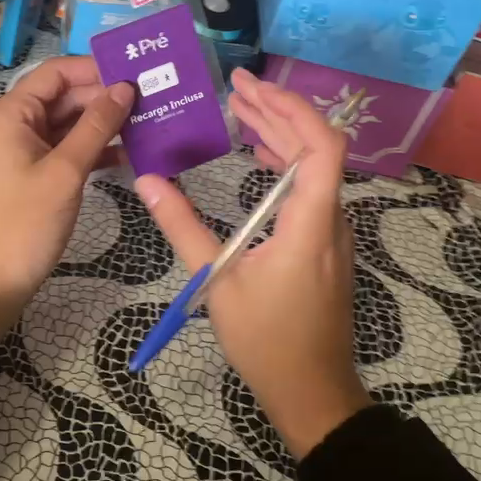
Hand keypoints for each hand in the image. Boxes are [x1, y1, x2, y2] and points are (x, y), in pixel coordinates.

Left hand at [0, 56, 134, 340]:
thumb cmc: (25, 223)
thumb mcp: (66, 172)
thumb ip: (96, 126)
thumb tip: (124, 87)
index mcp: (13, 113)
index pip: (57, 72)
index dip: (95, 69)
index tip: (136, 74)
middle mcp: (16, 123)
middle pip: (65, 96)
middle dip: (105, 96)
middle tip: (153, 98)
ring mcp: (25, 149)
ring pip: (69, 123)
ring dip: (104, 123)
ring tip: (149, 122)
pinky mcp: (35, 173)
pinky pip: (68, 148)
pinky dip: (95, 149)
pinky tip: (130, 154)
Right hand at [134, 67, 370, 457]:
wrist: (313, 393)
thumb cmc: (267, 340)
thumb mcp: (217, 281)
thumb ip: (183, 226)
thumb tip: (149, 180)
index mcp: (311, 221)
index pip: (320, 145)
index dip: (289, 108)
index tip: (248, 87)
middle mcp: (330, 217)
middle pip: (314, 146)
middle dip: (276, 110)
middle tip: (234, 88)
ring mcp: (332, 230)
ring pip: (315, 165)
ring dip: (280, 133)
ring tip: (240, 111)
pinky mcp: (324, 243)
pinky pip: (311, 186)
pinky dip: (285, 160)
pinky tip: (259, 155)